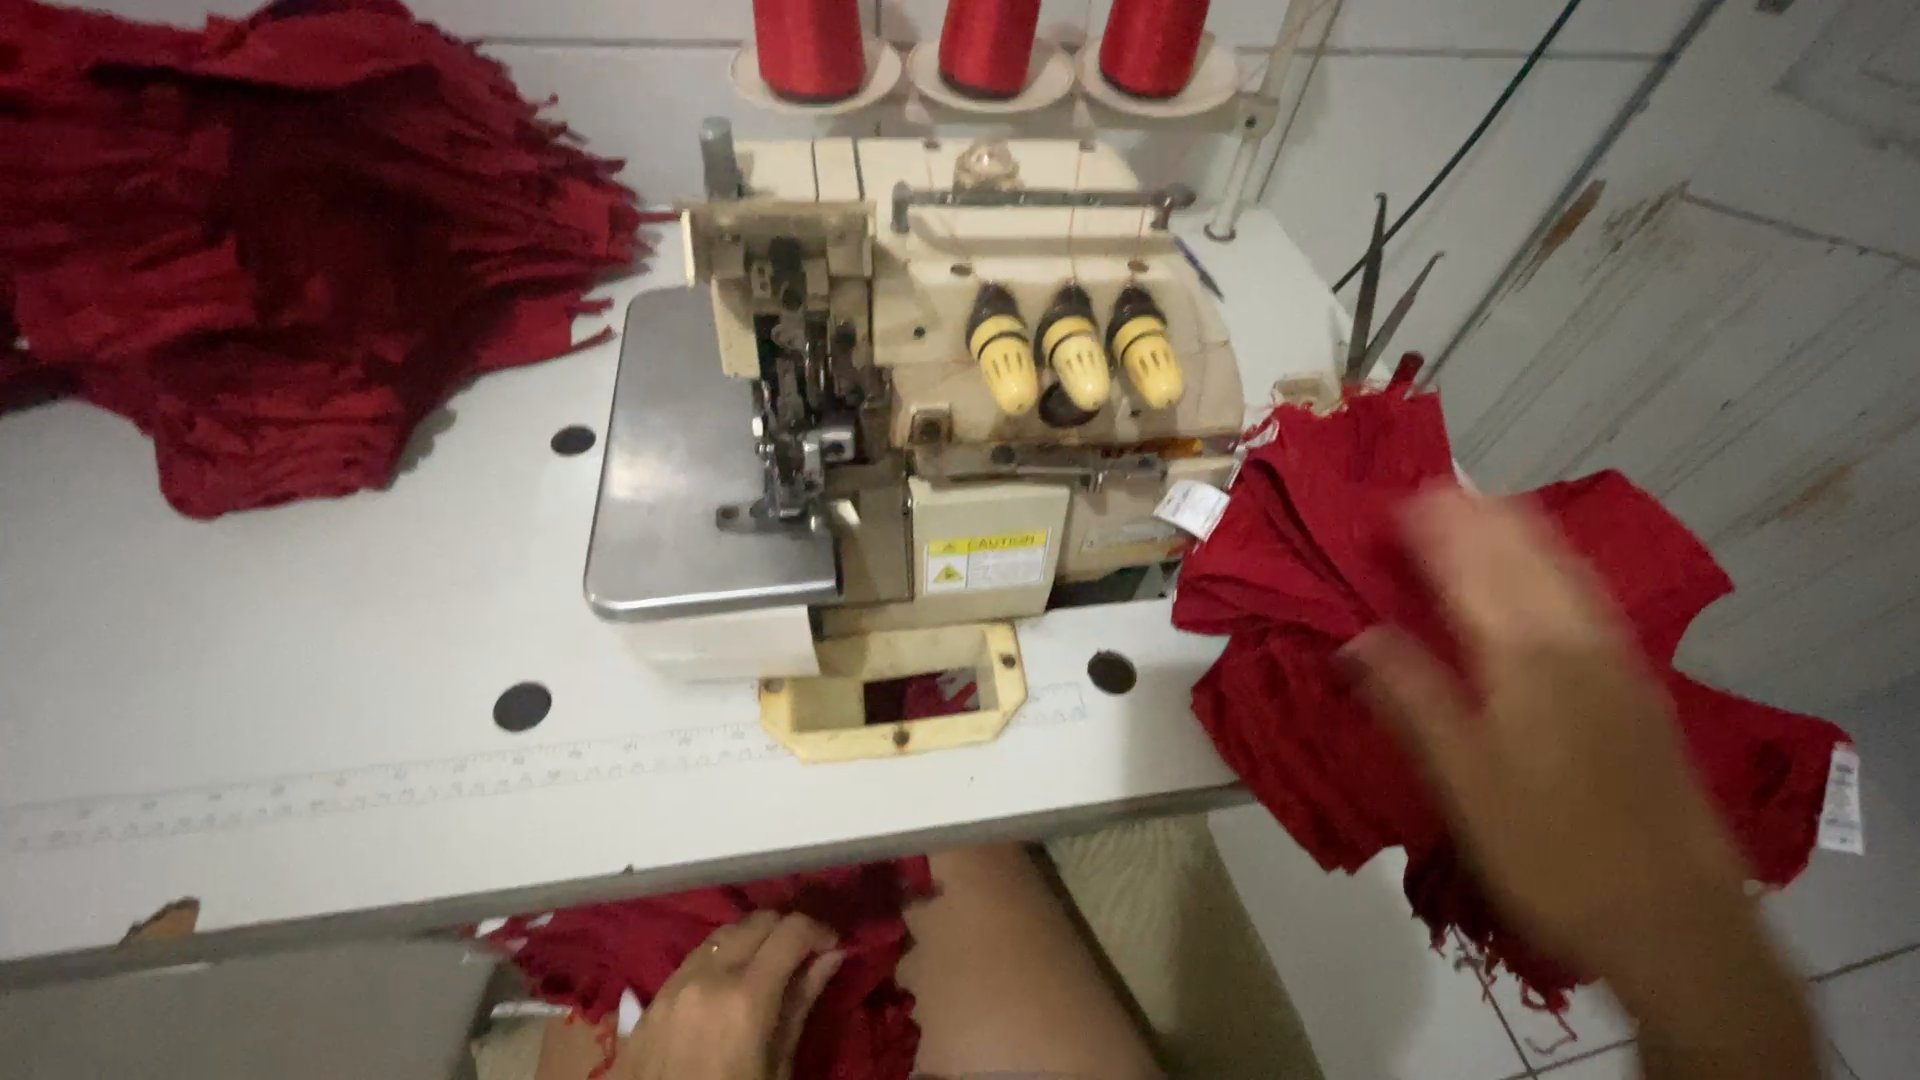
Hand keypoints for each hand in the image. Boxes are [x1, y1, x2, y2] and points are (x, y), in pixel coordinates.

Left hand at [622, 912, 844, 1079]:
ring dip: (754, 938)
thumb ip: (801, 1004)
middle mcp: (709, 977)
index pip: (792, 930)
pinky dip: (722, 955)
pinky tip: (729, 983)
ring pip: (725, 932)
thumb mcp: (777, 1070)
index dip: (819, 930)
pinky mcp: (652, 1000)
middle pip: (759, 920)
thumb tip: (830, 956)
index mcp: (746, 998)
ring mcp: (675, 985)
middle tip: (804, 955)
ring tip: (767, 966)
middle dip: (788, 928)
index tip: (832, 946)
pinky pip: (695, 957)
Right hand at [1340, 489, 1749, 984]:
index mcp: (1524, 660)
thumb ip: (1409, 698)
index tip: (1394, 499)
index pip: (1471, 568)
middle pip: (1524, 553)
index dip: (1432, 527)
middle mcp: (1575, 642)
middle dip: (1474, 513)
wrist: (1671, 921)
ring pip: (1563, 568)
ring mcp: (1616, 660)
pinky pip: (1588, 596)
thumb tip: (1354, 636)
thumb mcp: (1459, 780)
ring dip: (1517, 529)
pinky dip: (1553, 563)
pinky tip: (1542, 567)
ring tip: (1478, 504)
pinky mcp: (1636, 683)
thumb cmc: (1546, 849)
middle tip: (1427, 488)